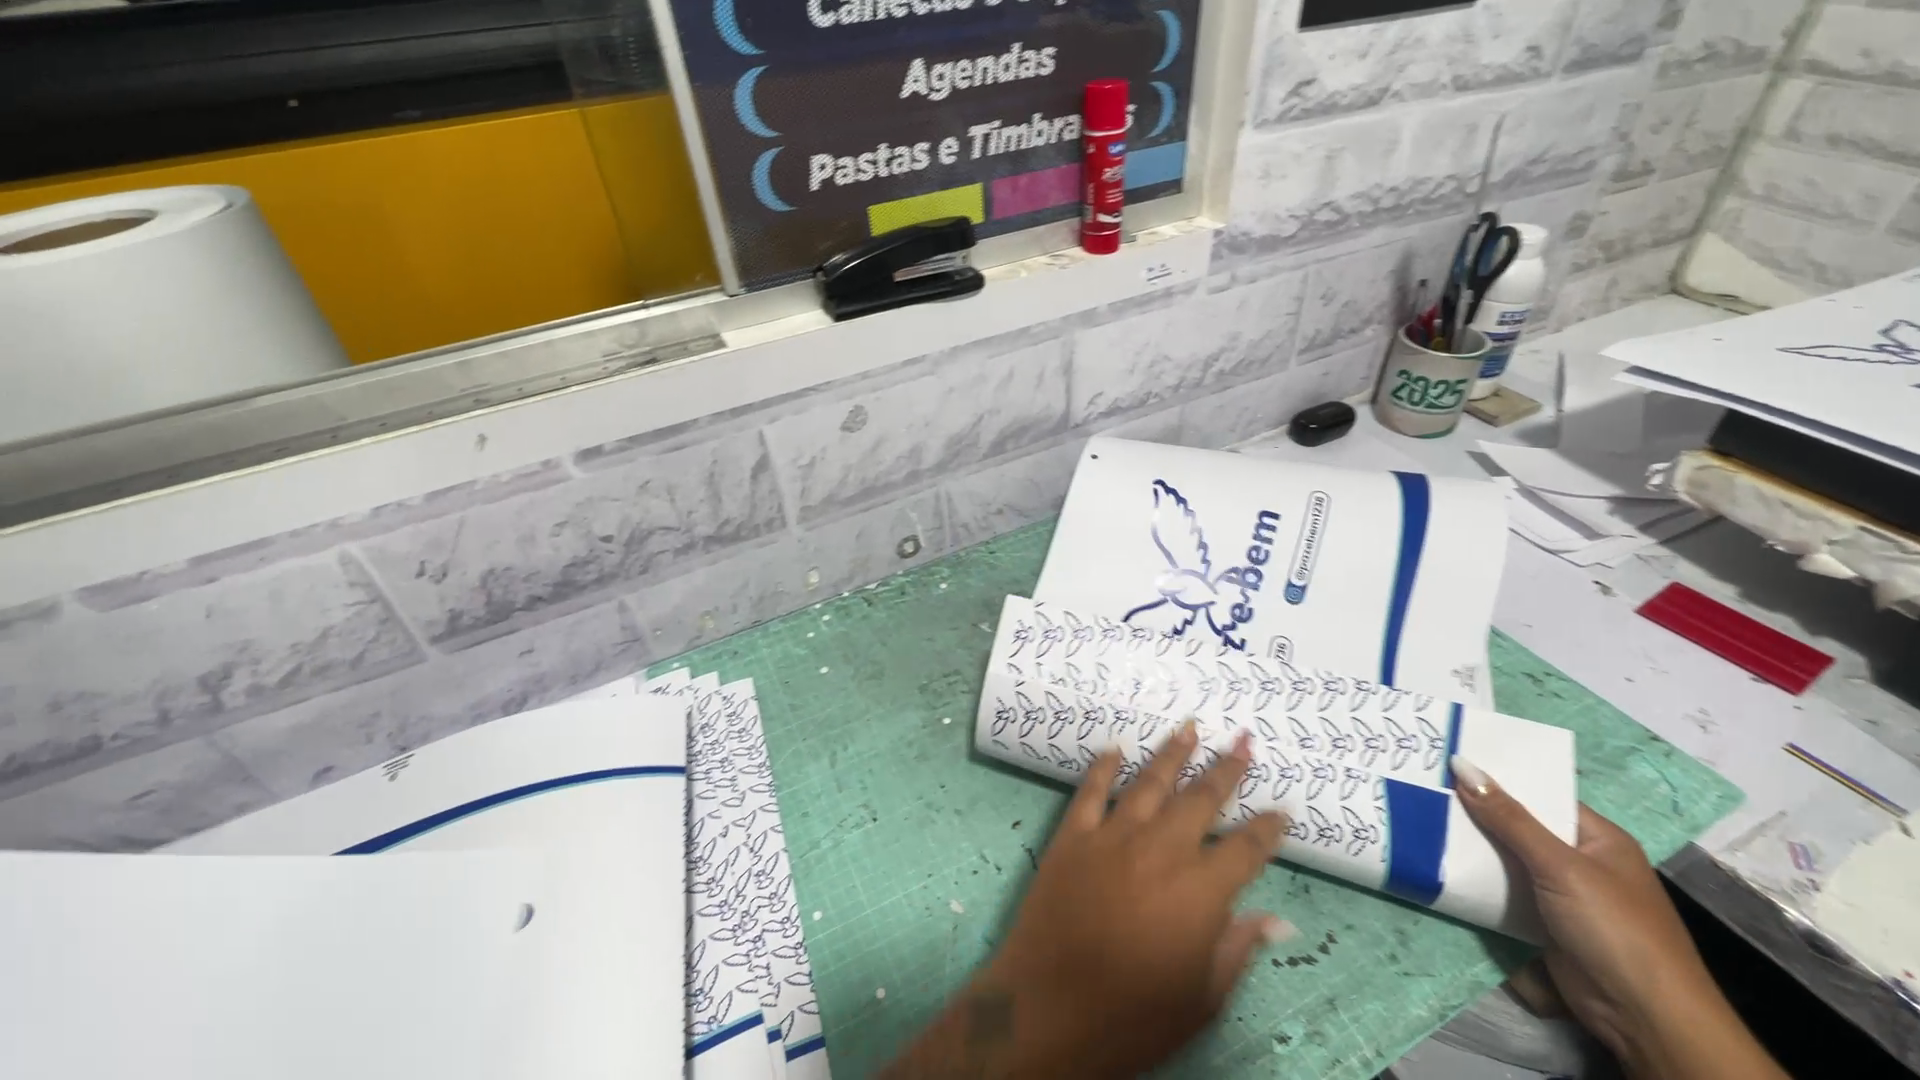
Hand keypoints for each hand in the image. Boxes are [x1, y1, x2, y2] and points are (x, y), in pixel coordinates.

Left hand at [884, 722, 1290, 1078]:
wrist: (1046, 1011)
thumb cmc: (1132, 1017)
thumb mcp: (1201, 1000)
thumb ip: (1237, 950)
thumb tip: (1275, 920)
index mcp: (1201, 890)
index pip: (1247, 848)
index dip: (1268, 828)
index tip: (1282, 810)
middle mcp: (1161, 850)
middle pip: (1200, 799)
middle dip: (1226, 769)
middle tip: (1242, 741)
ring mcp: (1112, 838)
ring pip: (1148, 783)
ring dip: (1171, 754)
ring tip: (1189, 727)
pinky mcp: (1071, 838)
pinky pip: (1090, 791)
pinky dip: (1103, 766)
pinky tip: (1115, 747)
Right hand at [1452, 756, 1786, 1079]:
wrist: (1643, 1014)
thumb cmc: (1612, 927)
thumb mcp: (1559, 866)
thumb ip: (1509, 819)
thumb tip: (1462, 766)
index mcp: (1599, 838)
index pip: (1542, 796)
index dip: (1499, 779)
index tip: (1449, 762)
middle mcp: (1581, 861)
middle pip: (1520, 827)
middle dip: (1477, 813)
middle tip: (1423, 787)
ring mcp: (1562, 895)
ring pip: (1507, 861)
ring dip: (1472, 849)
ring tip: (1420, 818)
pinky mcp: (1543, 924)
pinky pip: (1504, 892)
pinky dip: (1478, 882)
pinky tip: (1440, 865)